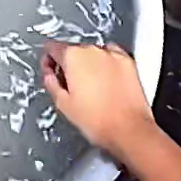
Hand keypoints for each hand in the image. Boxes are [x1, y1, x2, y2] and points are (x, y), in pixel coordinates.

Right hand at [42, 41, 157, 157]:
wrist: (131, 132)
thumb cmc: (97, 121)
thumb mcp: (63, 105)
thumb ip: (50, 82)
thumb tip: (48, 73)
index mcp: (71, 56)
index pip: (52, 48)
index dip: (49, 61)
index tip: (52, 72)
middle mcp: (90, 49)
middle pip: (73, 51)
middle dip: (70, 65)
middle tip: (73, 87)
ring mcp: (110, 54)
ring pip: (92, 53)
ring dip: (89, 64)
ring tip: (94, 87)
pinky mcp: (127, 61)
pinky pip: (111, 55)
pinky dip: (107, 63)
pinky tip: (108, 79)